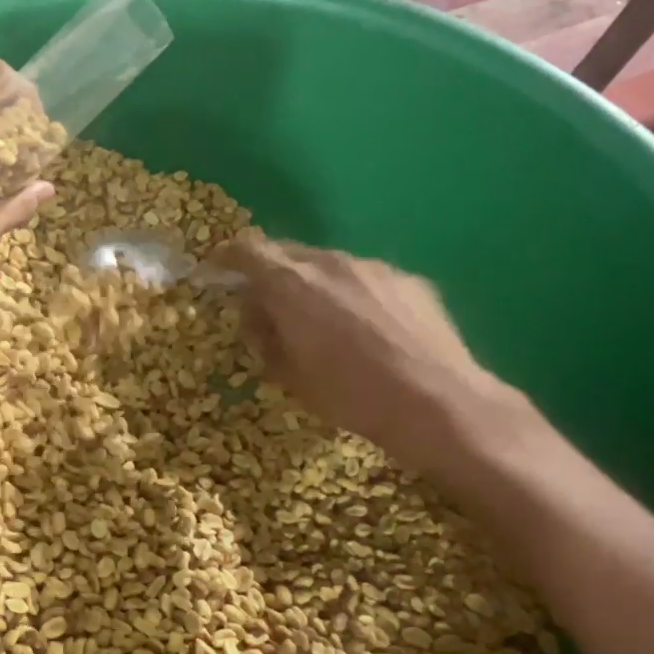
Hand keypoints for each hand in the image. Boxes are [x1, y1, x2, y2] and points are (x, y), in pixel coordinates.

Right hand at [207, 228, 534, 472]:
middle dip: (271, 272)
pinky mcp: (409, 281)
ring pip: (330, 265)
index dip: (227, 257)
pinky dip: (352, 294)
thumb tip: (257, 317)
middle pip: (289, 253)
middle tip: (265, 303)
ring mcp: (375, 268)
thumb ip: (265, 337)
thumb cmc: (349, 394)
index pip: (248, 251)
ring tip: (319, 320)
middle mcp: (331, 263)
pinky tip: (365, 328)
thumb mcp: (288, 375)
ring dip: (313, 284)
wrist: (436, 402)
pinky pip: (366, 279)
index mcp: (292, 284)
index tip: (216, 268)